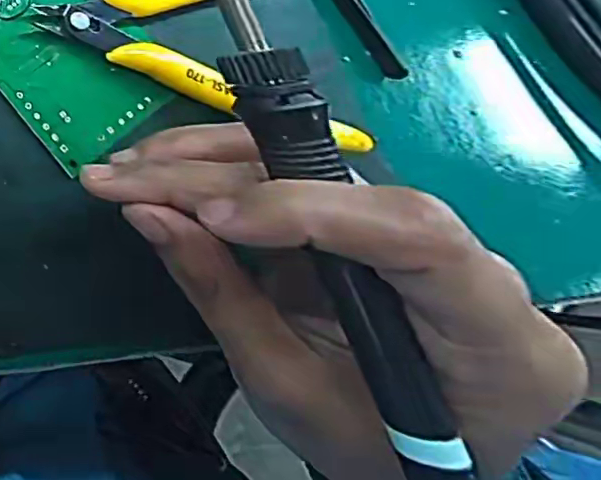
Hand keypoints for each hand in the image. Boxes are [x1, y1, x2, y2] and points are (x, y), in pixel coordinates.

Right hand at [82, 123, 586, 479]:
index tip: (210, 219)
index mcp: (488, 329)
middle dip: (205, 177)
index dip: (303, 208)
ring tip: (120, 169)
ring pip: (288, 157)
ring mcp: (392, 227)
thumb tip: (144, 214)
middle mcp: (455, 260)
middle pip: (323, 182)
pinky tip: (146, 168)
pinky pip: (268, 166)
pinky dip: (199, 163)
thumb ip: (221, 296)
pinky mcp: (340, 213)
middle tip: (116, 180)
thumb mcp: (287, 386)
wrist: (407, 458)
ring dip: (193, 156)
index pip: (412, 231)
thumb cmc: (364, 440)